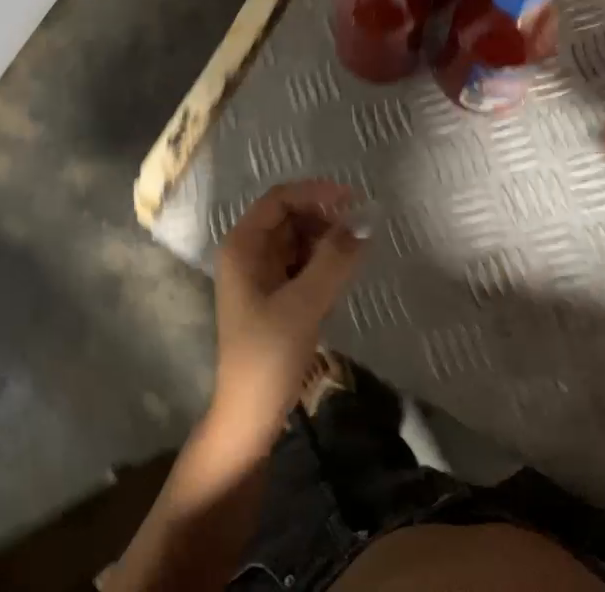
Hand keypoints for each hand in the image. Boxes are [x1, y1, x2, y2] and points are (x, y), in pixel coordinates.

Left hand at [212, 181, 365, 432]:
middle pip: (287, 216)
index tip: (354, 200)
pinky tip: (341, 272)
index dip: (315, 193)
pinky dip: (320, 261)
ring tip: (355, 251)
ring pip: (295, 240)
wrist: (250, 410)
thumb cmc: (270, 353)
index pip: (278, 200)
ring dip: (323, 239)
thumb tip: (363, 222)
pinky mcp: (271, 295)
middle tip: (362, 228)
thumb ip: (334, 259)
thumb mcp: (306, 303)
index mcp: (241, 246)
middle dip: (322, 216)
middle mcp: (245, 253)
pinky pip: (298, 264)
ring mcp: (257, 274)